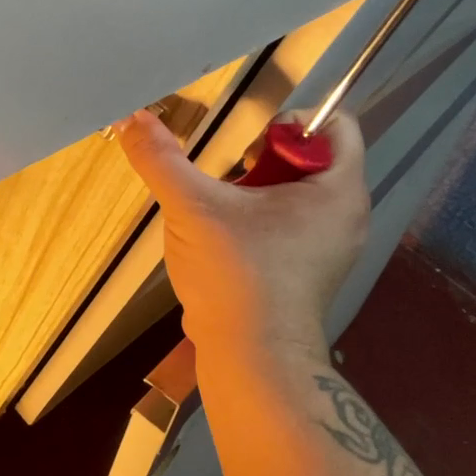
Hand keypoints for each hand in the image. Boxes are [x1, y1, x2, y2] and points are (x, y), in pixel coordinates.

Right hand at [111, 108, 369, 361]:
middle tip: (226, 176)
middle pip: (307, 156)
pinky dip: (253, 218)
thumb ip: (160, 158)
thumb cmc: (237, 273)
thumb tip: (132, 116)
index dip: (285, 122)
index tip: (243, 147)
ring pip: (290, 191)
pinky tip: (221, 238)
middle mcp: (343, 214)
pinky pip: (284, 222)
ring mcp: (326, 246)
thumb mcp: (191, 206)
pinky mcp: (306, 269)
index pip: (333, 125)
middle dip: (258, 157)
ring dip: (250, 188)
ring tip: (216, 209)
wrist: (253, 358)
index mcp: (337, 191)